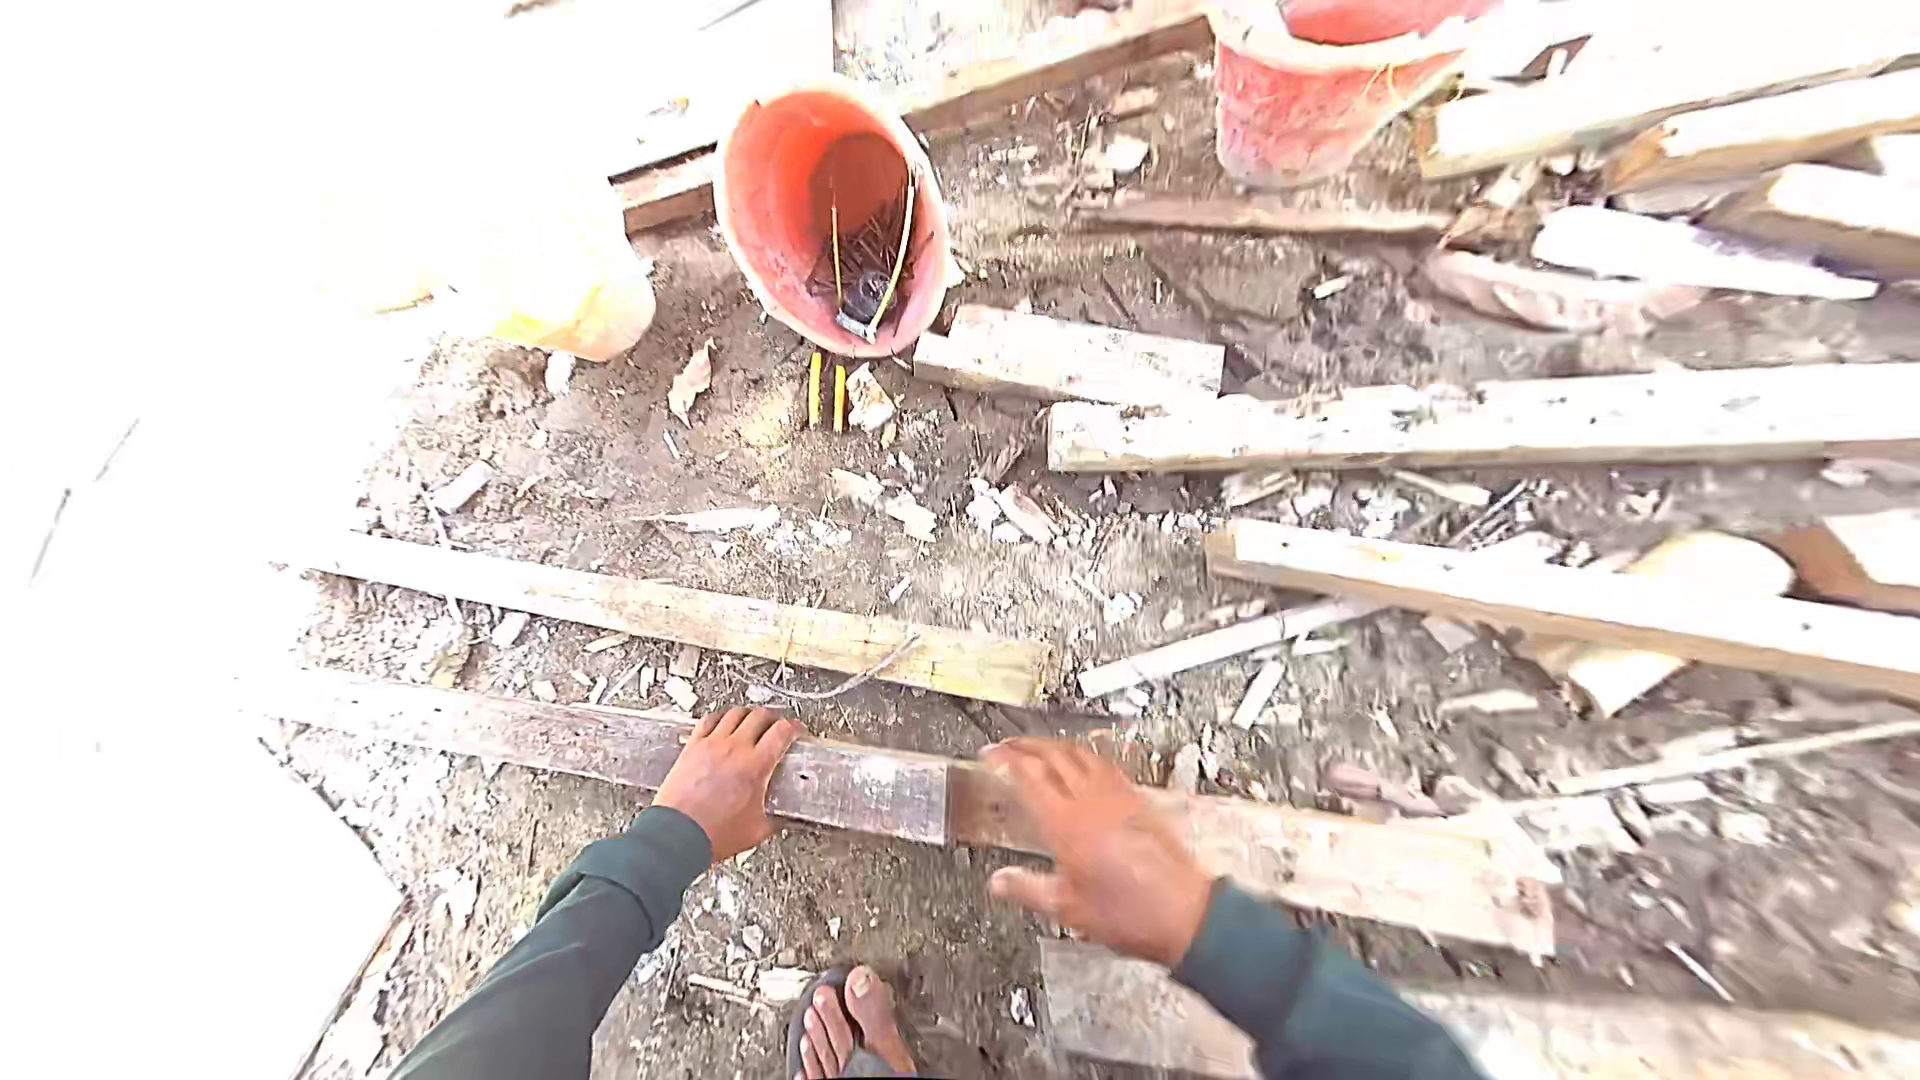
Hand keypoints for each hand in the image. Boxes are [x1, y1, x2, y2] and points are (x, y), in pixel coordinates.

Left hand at [654, 706, 803, 863]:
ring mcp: (712, 745)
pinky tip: (724, 722)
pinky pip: (709, 720)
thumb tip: (785, 817)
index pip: (783, 731)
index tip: (797, 732)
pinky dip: (721, 717)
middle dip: (774, 718)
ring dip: (749, 714)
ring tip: (752, 721)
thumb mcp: (756, 830)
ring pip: (736, 713)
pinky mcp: (693, 747)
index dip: (795, 727)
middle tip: (777, 726)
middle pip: (761, 715)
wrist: (674, 838)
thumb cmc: (712, 835)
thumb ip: (776, 819)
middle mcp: (735, 749)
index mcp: (755, 766)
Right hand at [982, 737, 1215, 967]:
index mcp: (1065, 822)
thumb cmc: (1128, 913)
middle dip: (1024, 744)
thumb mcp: (1068, 908)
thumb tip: (999, 882)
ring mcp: (1114, 794)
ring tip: (1038, 746)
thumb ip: (1028, 889)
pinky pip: (1102, 762)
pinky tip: (1081, 761)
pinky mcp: (1135, 796)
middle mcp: (1088, 799)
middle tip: (1007, 745)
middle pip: (1051, 754)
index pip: (1027, 775)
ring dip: (1053, 744)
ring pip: (1078, 752)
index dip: (1004, 759)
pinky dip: (1082, 753)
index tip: (989, 754)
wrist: (1184, 912)